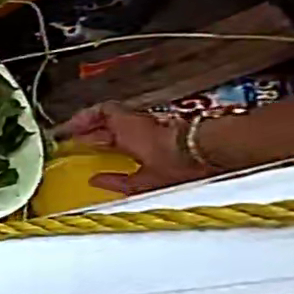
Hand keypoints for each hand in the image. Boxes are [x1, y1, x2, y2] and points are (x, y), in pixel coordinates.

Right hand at [54, 103, 208, 193]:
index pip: (99, 112)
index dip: (81, 119)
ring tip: (106, 148)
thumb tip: (96, 181)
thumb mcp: (146, 180)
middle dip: (95, 129)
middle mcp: (141, 123)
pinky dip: (135, 140)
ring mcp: (162, 125)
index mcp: (125, 128)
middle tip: (82, 142)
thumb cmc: (180, 162)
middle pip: (113, 119)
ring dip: (116, 134)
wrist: (225, 152)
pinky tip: (134, 153)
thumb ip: (119, 181)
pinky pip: (147, 132)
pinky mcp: (179, 133)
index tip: (68, 131)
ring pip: (130, 125)